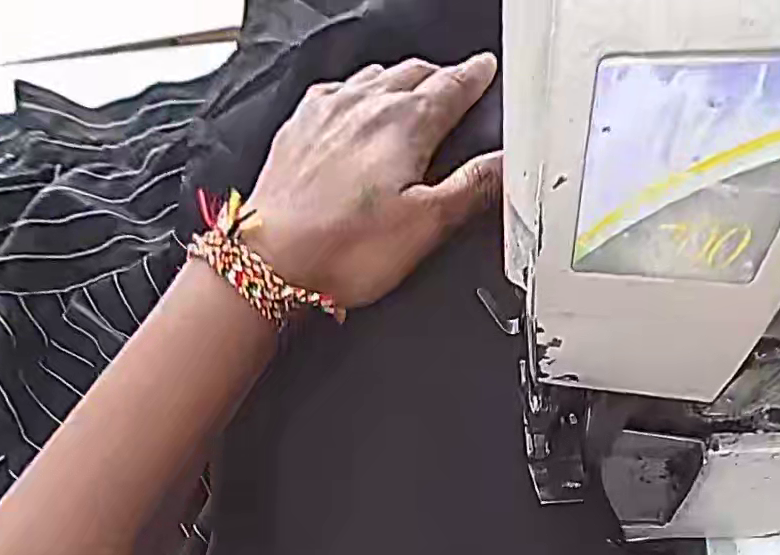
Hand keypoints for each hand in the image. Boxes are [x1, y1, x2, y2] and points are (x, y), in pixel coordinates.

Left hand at [243, 54, 502, 307]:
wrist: (274, 259)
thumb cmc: (347, 247)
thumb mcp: (427, 224)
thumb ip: (472, 187)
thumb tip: (505, 163)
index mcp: (404, 125)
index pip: (452, 88)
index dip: (475, 78)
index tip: (486, 70)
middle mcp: (364, 105)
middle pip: (413, 74)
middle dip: (441, 76)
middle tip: (457, 83)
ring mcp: (326, 112)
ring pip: (374, 77)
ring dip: (401, 79)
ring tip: (415, 89)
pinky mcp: (299, 129)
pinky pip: (336, 91)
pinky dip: (360, 91)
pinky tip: (358, 105)